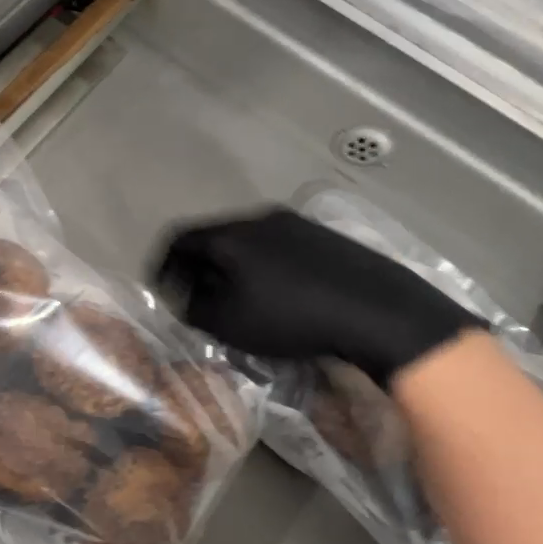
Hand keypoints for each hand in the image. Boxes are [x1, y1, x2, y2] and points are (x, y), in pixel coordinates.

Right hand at [155, 208, 482, 385]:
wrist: (381, 313)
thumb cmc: (291, 317)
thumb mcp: (226, 323)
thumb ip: (192, 308)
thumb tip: (184, 297)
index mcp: (231, 234)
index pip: (178, 239)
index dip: (162, 265)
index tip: (161, 290)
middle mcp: (260, 219)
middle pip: (214, 238)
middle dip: (198, 267)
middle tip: (195, 297)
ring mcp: (299, 225)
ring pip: (248, 243)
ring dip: (233, 268)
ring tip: (237, 299)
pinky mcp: (328, 238)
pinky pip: (279, 248)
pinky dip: (264, 269)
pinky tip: (277, 296)